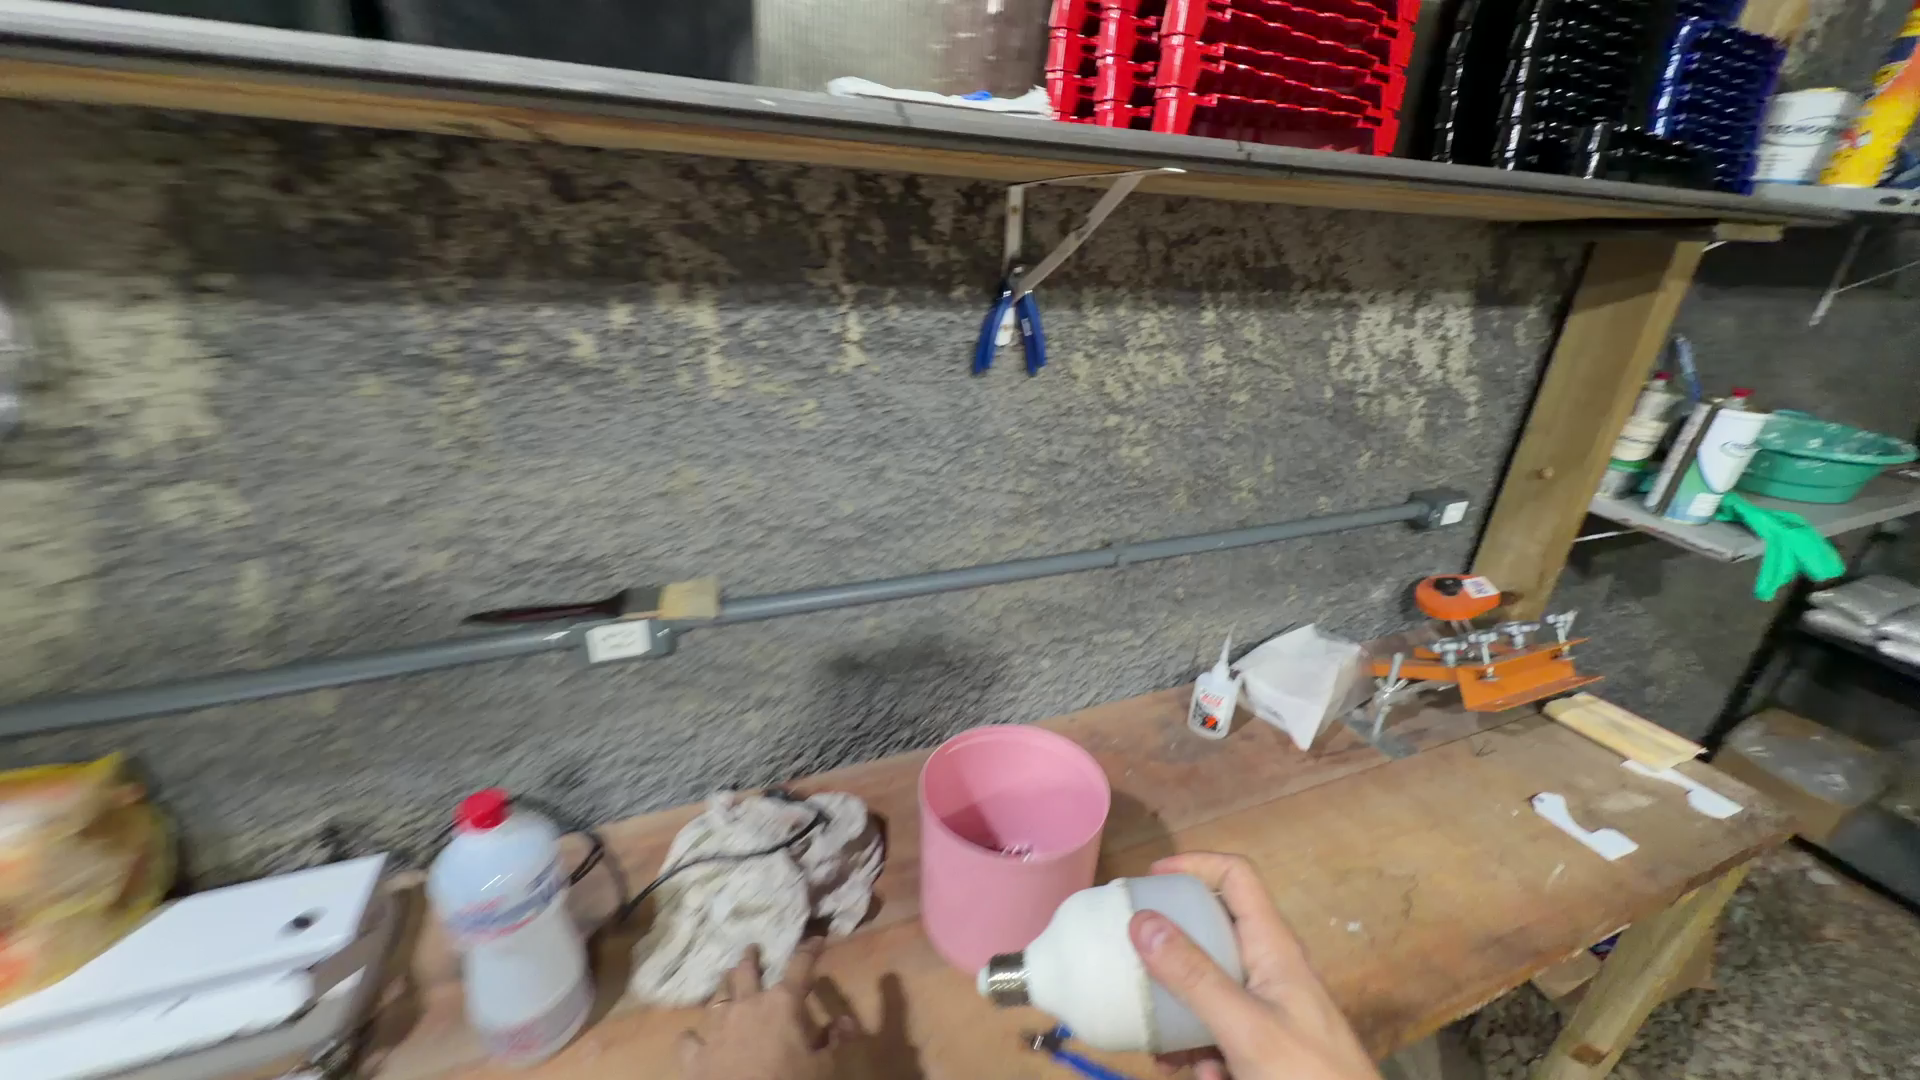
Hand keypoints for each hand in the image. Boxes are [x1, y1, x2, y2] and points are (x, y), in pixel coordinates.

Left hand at [676, 941, 851, 1079]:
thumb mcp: (823, 1068)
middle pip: (747, 971)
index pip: (800, 965)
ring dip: (723, 988)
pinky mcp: (695, 1055)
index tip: (816, 939)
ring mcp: (718, 1028)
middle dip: (750, 957)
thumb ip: (835, 1041)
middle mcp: (748, 1004)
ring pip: (718, 996)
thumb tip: (846, 1021)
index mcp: (782, 1003)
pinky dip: (691, 1037)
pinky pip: (688, 1039)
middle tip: (751, 948)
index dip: (810, 949)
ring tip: (724, 981)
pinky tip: (691, 1037)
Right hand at [1128, 853, 1380, 1079]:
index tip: (1150, 881)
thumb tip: (1141, 920)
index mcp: (1272, 946)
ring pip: (1206, 987)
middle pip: (1210, 930)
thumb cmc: (1309, 1076)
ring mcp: (1265, 1008)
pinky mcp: (1261, 1046)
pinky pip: (1215, 1030)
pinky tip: (1192, 1074)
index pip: (1235, 876)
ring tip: (1159, 1044)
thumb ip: (1194, 976)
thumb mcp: (1246, 1028)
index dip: (1194, 864)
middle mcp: (1267, 968)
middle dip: (1170, 949)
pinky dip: (1197, 1050)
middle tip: (1133, 959)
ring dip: (1179, 1012)